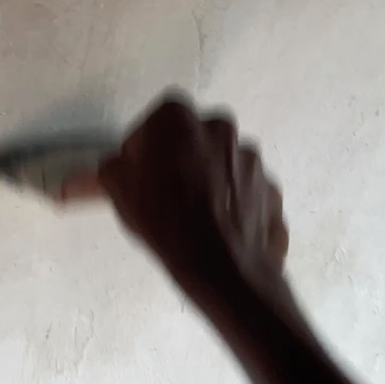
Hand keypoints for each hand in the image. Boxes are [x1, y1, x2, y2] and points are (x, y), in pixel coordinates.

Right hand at [86, 94, 289, 297]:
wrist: (219, 266)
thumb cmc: (164, 219)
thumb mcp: (116, 188)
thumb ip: (113, 166)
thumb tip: (116, 166)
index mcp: (177, 118)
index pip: (156, 120)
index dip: (146, 145)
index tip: (140, 170)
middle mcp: (219, 127)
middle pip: (193, 137)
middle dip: (181, 157)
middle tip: (165, 190)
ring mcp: (251, 157)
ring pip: (222, 162)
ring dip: (210, 178)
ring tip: (194, 213)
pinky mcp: (271, 187)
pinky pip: (246, 189)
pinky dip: (234, 202)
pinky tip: (219, 226)